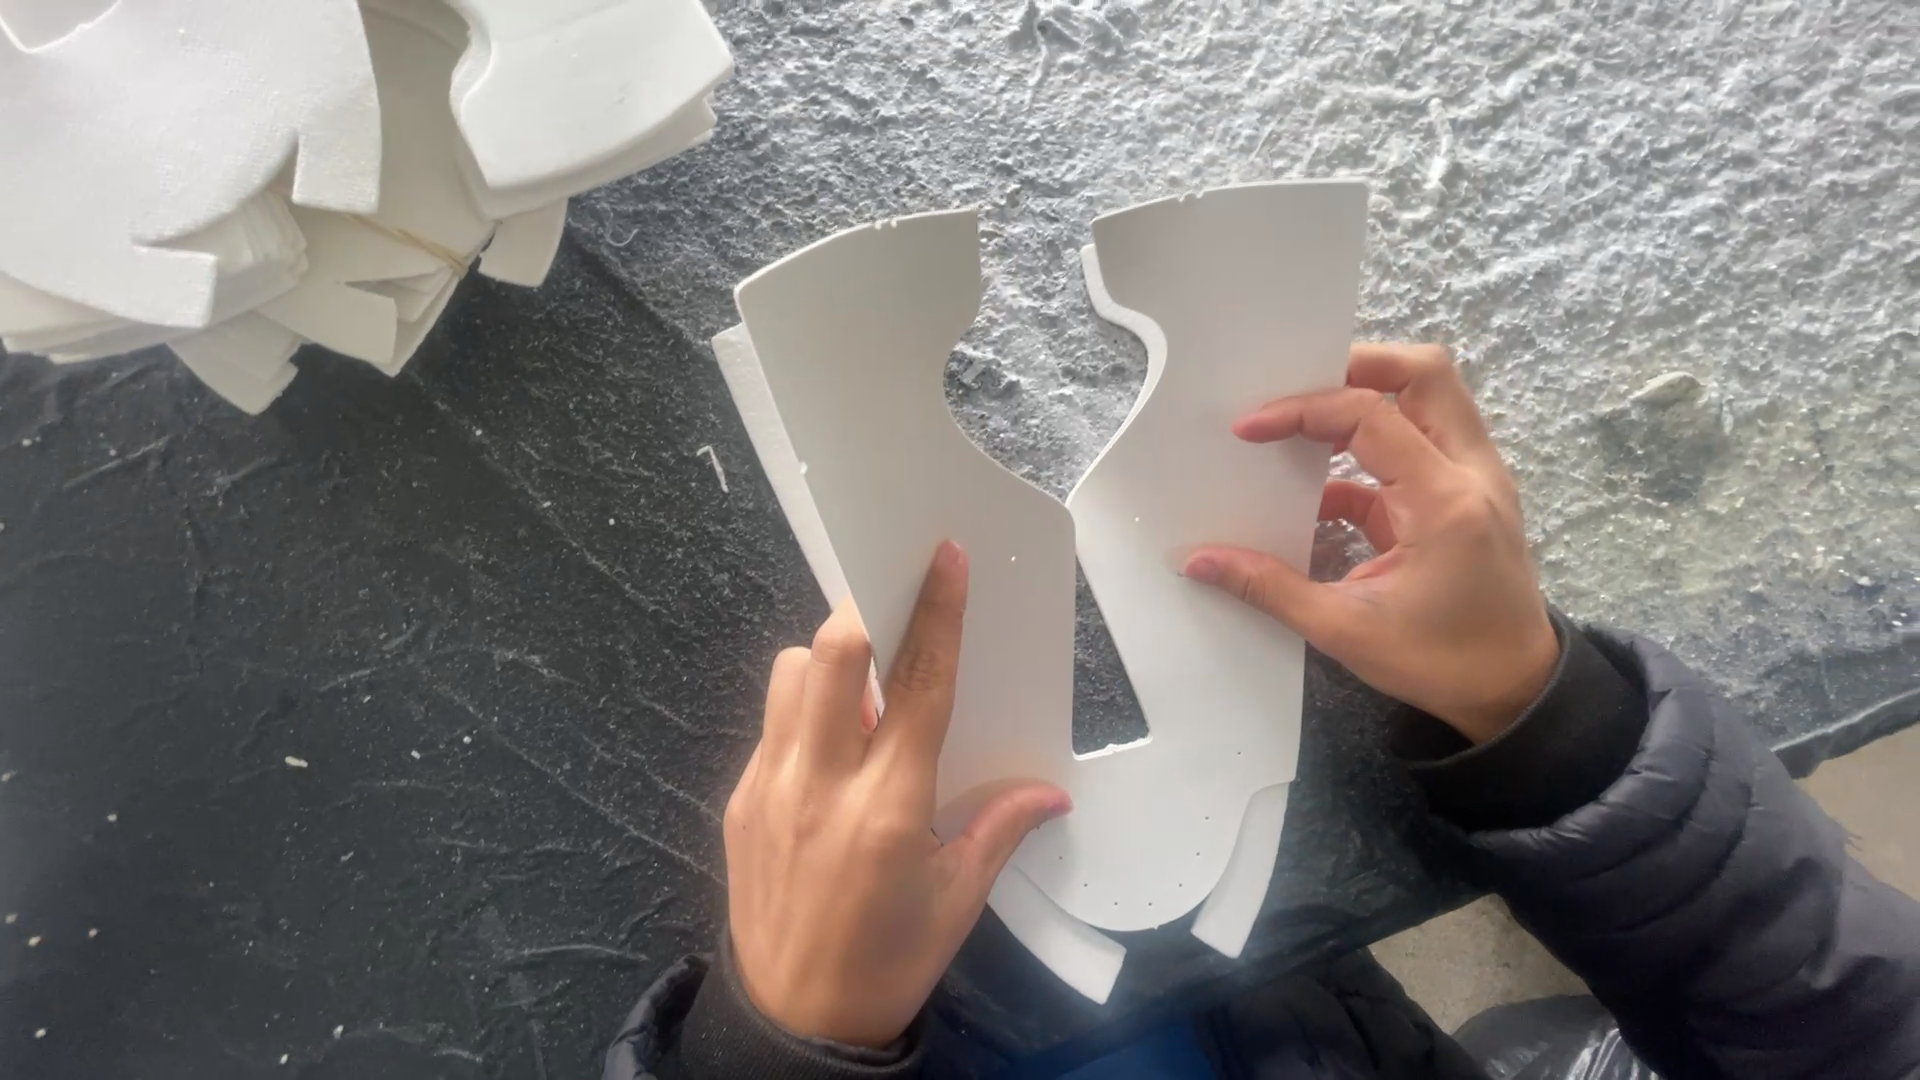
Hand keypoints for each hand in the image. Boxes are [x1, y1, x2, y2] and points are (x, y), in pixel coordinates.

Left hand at [724, 541, 1071, 1046]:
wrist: (792, 1026)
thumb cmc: (888, 959)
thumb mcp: (957, 901)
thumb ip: (1000, 829)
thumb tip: (1052, 792)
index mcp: (889, 806)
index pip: (919, 684)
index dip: (936, 613)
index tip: (942, 558)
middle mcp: (822, 782)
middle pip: (834, 655)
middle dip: (863, 610)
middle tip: (889, 605)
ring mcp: (771, 785)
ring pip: (791, 674)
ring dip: (829, 660)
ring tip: (861, 692)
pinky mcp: (740, 797)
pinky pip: (772, 720)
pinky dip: (806, 706)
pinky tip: (830, 747)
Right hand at [1184, 343, 1557, 743]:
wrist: (1517, 692)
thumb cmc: (1440, 662)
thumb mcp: (1344, 628)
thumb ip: (1267, 587)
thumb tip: (1198, 561)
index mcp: (1444, 500)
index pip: (1370, 416)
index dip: (1302, 411)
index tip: (1248, 428)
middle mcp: (1469, 472)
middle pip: (1425, 373)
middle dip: (1354, 365)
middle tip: (1294, 384)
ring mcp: (1471, 480)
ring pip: (1427, 398)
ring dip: (1364, 397)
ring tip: (1300, 421)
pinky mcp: (1458, 497)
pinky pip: (1410, 447)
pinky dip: (1361, 452)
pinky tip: (1314, 488)